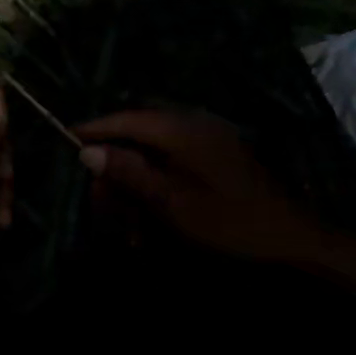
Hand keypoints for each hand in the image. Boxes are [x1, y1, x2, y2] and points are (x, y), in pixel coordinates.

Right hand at [76, 109, 327, 264]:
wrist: (289, 235)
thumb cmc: (229, 221)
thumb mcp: (173, 202)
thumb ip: (131, 173)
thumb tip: (90, 151)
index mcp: (184, 130)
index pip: (128, 119)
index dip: (96, 128)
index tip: (66, 137)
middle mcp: (195, 124)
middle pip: (140, 132)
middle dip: (115, 161)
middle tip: (98, 194)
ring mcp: (209, 137)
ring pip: (155, 148)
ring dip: (135, 176)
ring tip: (122, 212)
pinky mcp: (217, 153)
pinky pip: (174, 158)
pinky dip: (156, 180)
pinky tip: (149, 208)